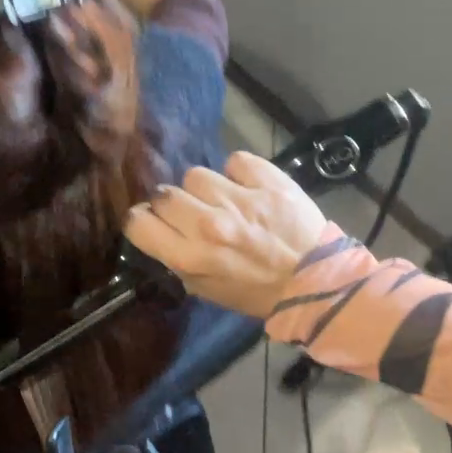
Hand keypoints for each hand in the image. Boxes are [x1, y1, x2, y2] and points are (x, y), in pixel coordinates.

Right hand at [124, 151, 329, 318]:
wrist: (313, 281)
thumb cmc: (254, 291)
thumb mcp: (205, 289)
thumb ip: (177, 259)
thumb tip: (159, 230)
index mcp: (189, 257)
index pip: (138, 222)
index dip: (143, 220)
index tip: (154, 223)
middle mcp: (208, 226)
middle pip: (164, 194)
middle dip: (172, 203)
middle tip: (191, 213)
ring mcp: (239, 201)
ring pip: (196, 175)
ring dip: (205, 188)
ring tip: (224, 201)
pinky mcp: (268, 182)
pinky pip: (235, 161)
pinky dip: (239, 172)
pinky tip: (247, 188)